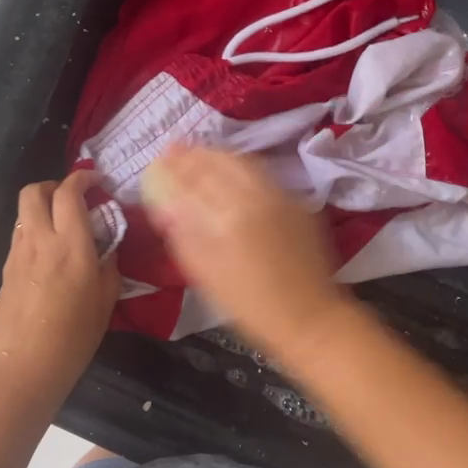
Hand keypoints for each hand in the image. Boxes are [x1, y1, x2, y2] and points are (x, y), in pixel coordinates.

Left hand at [0, 171, 119, 400]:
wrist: (18, 373)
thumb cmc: (70, 342)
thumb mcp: (105, 305)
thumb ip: (109, 268)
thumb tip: (109, 248)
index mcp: (71, 246)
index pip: (69, 192)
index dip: (82, 178)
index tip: (97, 181)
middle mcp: (41, 241)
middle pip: (35, 191)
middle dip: (54, 185)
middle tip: (74, 198)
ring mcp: (18, 254)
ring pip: (24, 211)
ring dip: (42, 206)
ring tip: (62, 226)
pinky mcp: (5, 270)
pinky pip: (20, 235)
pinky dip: (34, 230)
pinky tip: (49, 254)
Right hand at [145, 144, 354, 358]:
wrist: (309, 318)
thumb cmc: (250, 306)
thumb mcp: (205, 274)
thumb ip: (182, 233)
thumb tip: (164, 203)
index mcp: (226, 218)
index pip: (191, 180)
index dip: (172, 166)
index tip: (159, 157)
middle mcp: (252, 197)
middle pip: (216, 163)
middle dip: (192, 154)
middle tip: (174, 149)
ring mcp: (277, 194)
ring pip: (240, 160)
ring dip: (215, 154)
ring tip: (198, 153)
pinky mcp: (294, 199)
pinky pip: (260, 170)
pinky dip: (238, 163)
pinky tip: (229, 167)